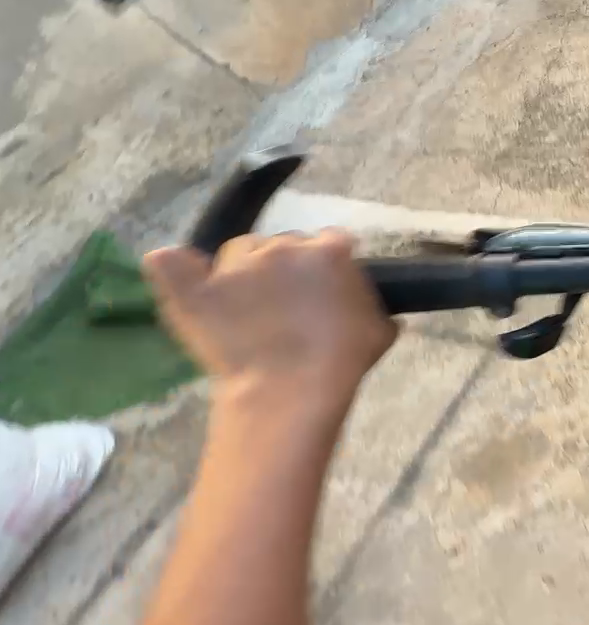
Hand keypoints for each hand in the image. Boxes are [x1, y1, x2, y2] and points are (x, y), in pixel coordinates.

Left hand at [144, 230, 395, 435]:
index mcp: (331, 252)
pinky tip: (185, 272)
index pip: (332, 240)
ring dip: (245, 266)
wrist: (293, 385)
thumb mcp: (381, 328)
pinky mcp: (194, 289)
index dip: (332, 260)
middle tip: (291, 295)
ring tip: (248, 296)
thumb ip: (374, 306)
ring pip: (239, 250)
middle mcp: (284, 248)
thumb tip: (373, 309)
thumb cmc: (346, 357)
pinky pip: (171, 261)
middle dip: (289, 263)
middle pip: (284, 243)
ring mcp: (235, 266)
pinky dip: (176, 264)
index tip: (331, 282)